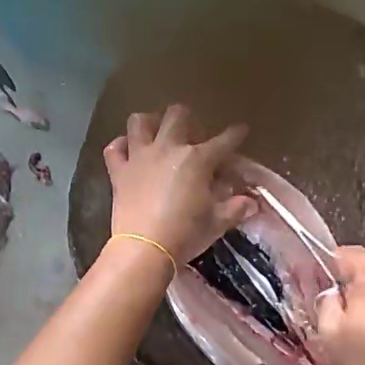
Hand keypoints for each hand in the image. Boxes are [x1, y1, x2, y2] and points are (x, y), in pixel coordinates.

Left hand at [104, 104, 256, 265]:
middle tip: (192, 136)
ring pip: (140, 122)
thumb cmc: (185, 234)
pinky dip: (120, 147)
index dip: (235, 135)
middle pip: (178, 115)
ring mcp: (140, 158)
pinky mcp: (119, 173)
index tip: (240, 132)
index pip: (224, 140)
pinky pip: (114, 150)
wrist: (144, 249)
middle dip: (189, 119)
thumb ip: (235, 208)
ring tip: (156, 133)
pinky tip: (127, 151)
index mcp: (198, 159)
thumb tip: (250, 203)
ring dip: (149, 123)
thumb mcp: (217, 222)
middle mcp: (168, 149)